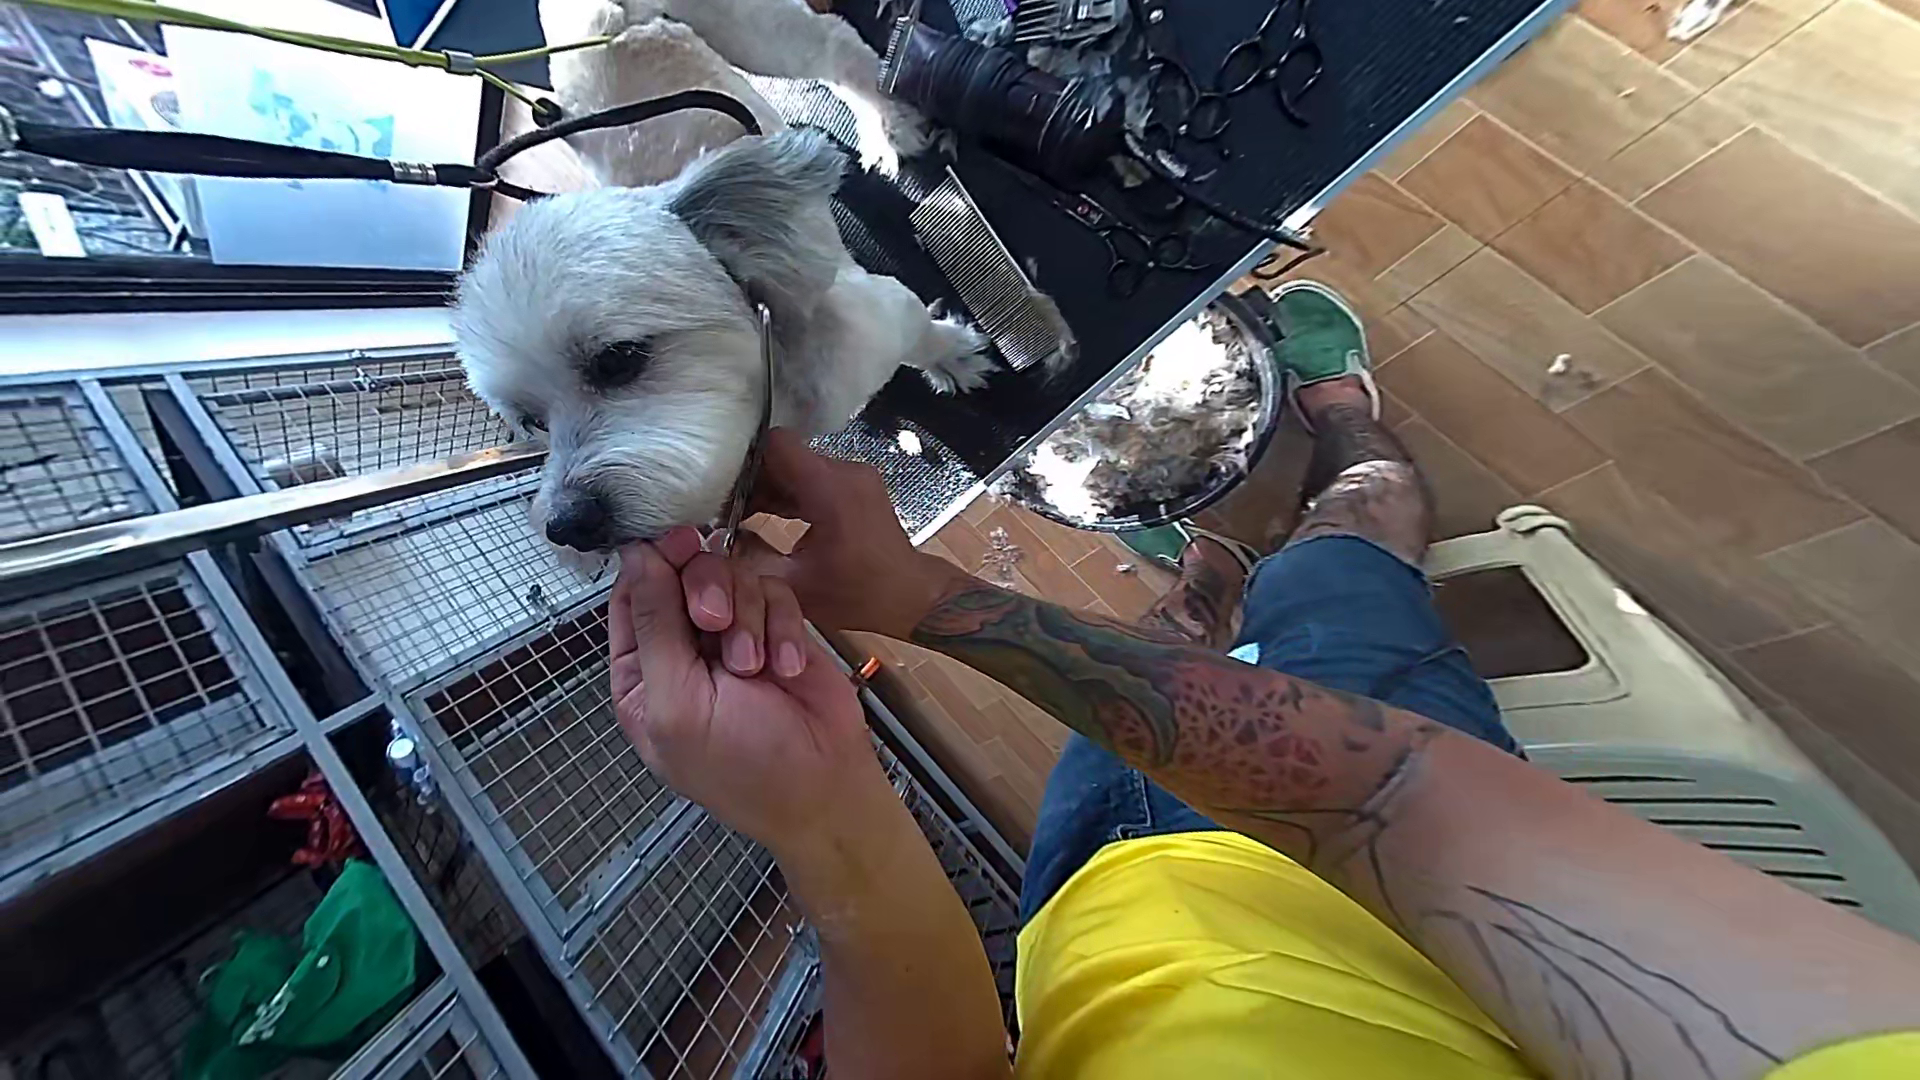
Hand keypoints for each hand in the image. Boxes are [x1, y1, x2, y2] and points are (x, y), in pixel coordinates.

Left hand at [609, 539, 891, 857]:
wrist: (823, 781)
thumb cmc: (739, 761)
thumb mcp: (677, 702)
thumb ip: (655, 625)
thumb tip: (635, 554)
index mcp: (644, 667)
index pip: (635, 594)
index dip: (654, 563)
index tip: (678, 542)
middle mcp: (689, 644)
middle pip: (688, 575)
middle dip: (708, 593)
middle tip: (718, 622)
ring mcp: (740, 632)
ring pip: (737, 578)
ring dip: (750, 618)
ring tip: (758, 667)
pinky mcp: (782, 627)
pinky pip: (777, 593)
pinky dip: (783, 626)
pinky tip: (787, 668)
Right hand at [675, 428, 970, 641]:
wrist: (910, 595)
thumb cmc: (861, 594)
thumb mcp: (795, 585)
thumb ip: (748, 561)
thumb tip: (706, 547)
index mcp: (831, 487)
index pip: (776, 444)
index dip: (742, 459)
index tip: (717, 484)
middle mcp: (845, 472)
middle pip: (785, 455)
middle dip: (751, 478)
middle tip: (722, 507)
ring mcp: (854, 477)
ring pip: (798, 467)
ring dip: (770, 487)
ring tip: (740, 515)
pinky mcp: (857, 488)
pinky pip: (814, 479)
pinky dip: (790, 494)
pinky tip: (767, 516)